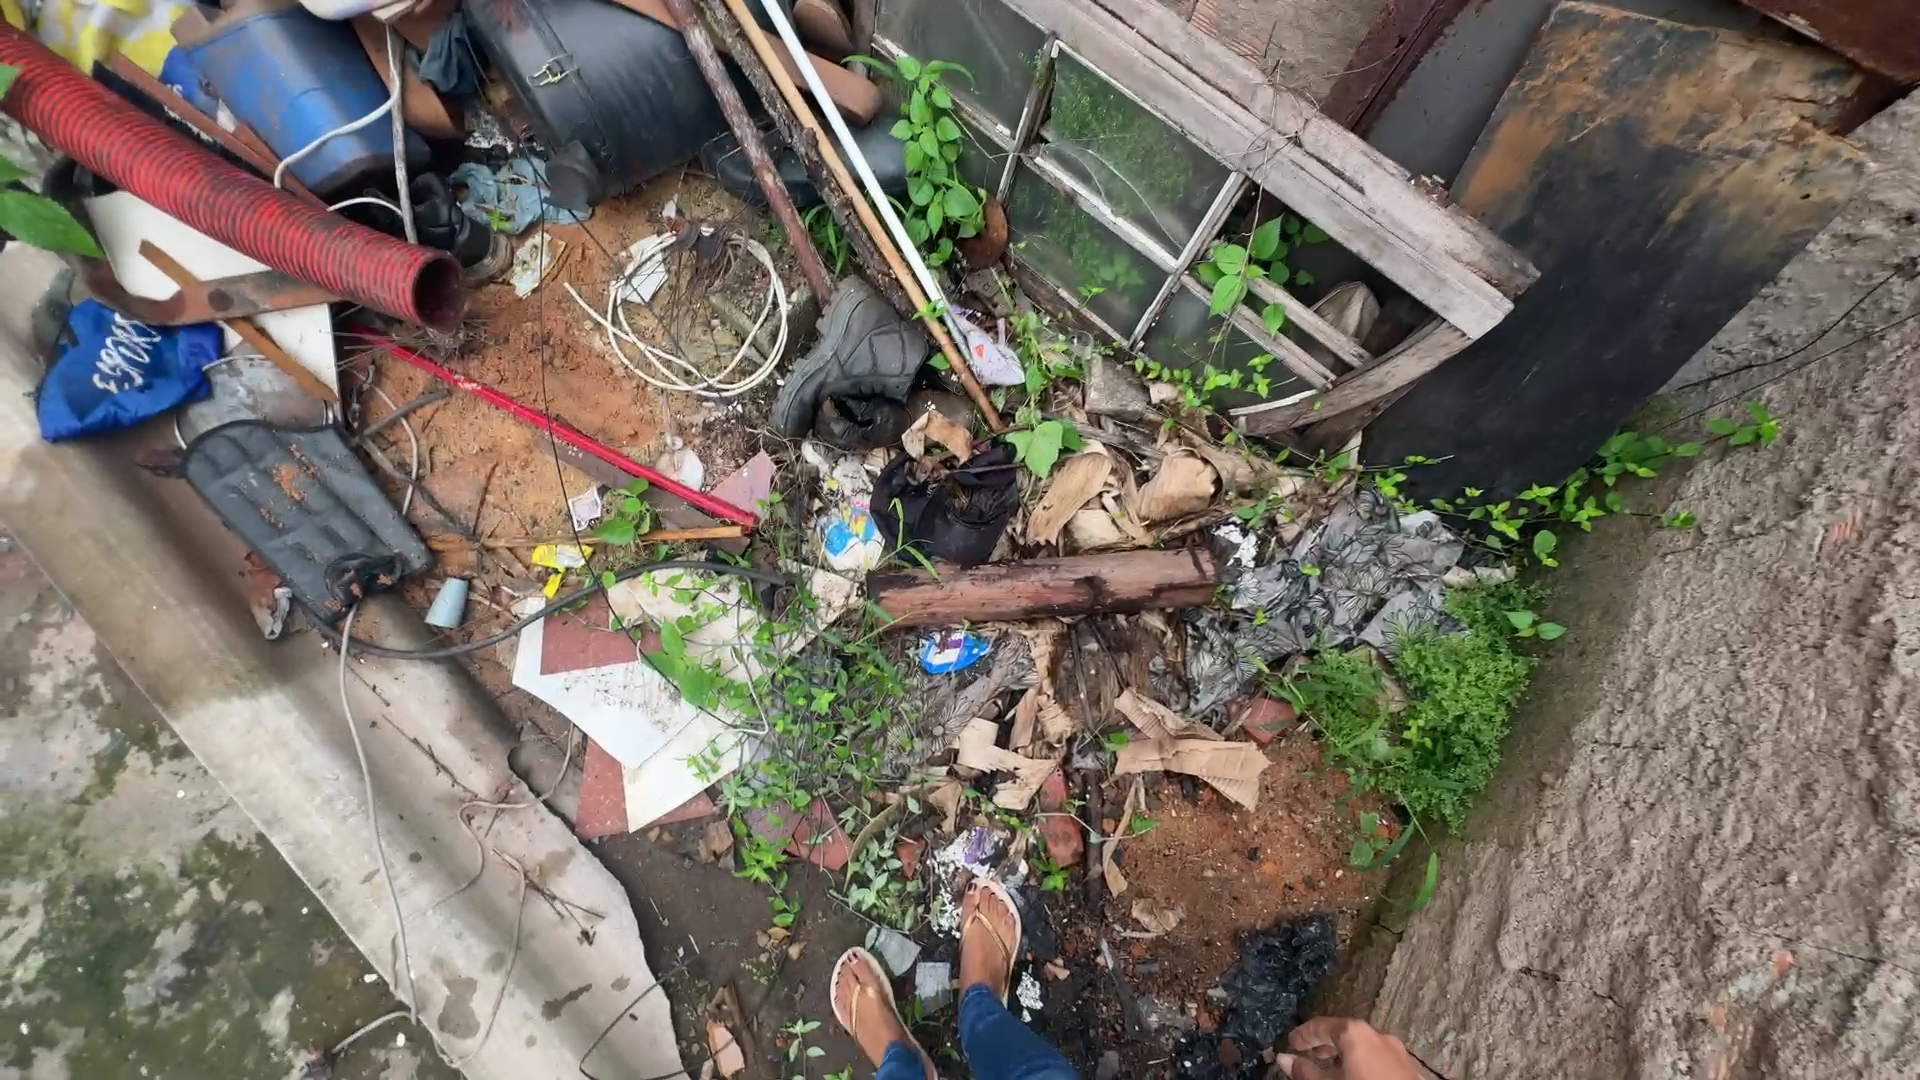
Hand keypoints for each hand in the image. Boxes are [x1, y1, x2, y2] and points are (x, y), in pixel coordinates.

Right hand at [1274, 1017, 1426, 1079]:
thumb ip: (1306, 1072)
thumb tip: (1284, 1059)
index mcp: (1354, 1032)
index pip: (1320, 1026)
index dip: (1302, 1035)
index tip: (1291, 1044)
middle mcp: (1376, 1034)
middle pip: (1344, 1034)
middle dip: (1326, 1045)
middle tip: (1311, 1055)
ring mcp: (1399, 1052)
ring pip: (1365, 1048)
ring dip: (1348, 1056)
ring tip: (1336, 1071)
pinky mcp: (1413, 1070)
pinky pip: (1382, 1061)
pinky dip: (1367, 1065)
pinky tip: (1363, 1079)